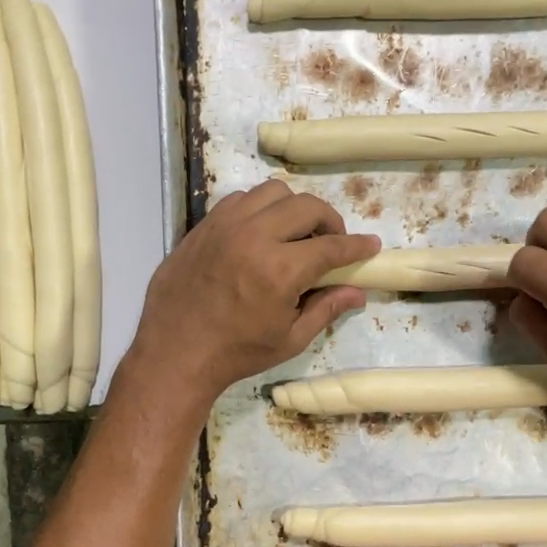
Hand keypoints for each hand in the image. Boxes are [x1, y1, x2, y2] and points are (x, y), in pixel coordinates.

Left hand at [124, 180, 378, 406]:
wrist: (175, 352)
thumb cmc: (236, 353)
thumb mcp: (290, 338)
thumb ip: (326, 309)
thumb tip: (358, 293)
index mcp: (280, 270)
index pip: (331, 247)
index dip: (356, 246)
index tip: (370, 245)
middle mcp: (254, 237)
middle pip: (306, 206)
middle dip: (329, 221)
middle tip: (331, 243)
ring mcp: (225, 227)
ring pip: (272, 192)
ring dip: (293, 209)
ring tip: (295, 234)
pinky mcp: (204, 226)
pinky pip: (240, 199)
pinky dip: (259, 209)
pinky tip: (261, 233)